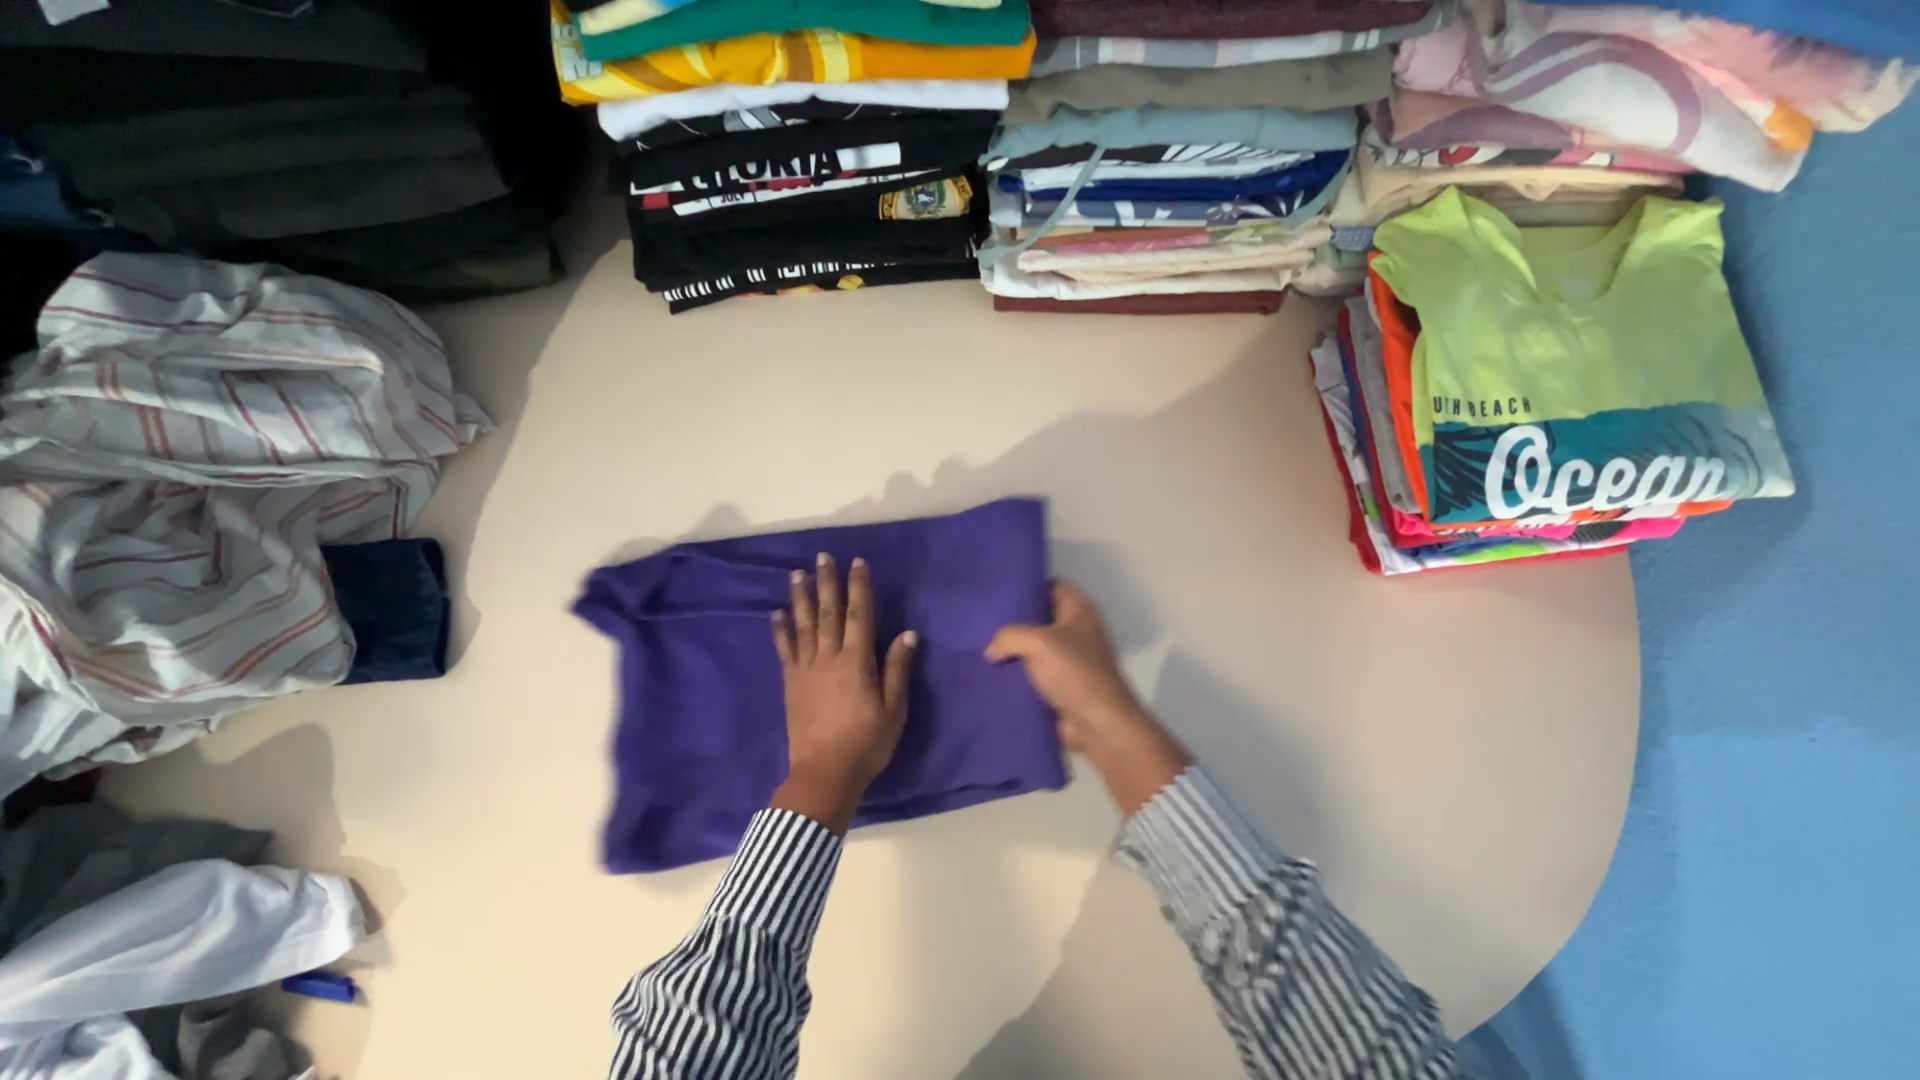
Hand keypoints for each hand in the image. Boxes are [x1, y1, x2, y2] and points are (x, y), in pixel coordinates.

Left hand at [769, 554, 916, 832]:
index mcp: (857, 662)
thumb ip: (898, 669)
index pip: (860, 615)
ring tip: (797, 574)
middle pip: (829, 613)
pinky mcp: (791, 684)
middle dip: (828, 582)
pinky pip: (785, 650)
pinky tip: (776, 614)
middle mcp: (829, 658)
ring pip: (803, 625)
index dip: (859, 587)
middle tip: (822, 556)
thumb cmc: (866, 743)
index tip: (857, 562)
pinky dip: (780, 630)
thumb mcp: (894, 710)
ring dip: (801, 598)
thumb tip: (908, 633)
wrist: (824, 773)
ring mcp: (806, 670)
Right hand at [984, 580, 1150, 753]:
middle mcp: (1075, 631)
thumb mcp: (1039, 643)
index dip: (1027, 586)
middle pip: (1039, 617)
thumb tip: (991, 651)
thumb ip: (1009, 636)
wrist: (1097, 724)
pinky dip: (1014, 675)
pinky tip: (989, 674)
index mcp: (1079, 611)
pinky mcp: (1059, 685)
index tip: (998, 591)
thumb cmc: (1075, 673)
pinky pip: (1031, 674)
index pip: (1051, 586)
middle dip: (1012, 620)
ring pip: (1032, 647)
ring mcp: (1068, 659)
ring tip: (978, 647)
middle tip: (981, 621)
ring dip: (1010, 651)